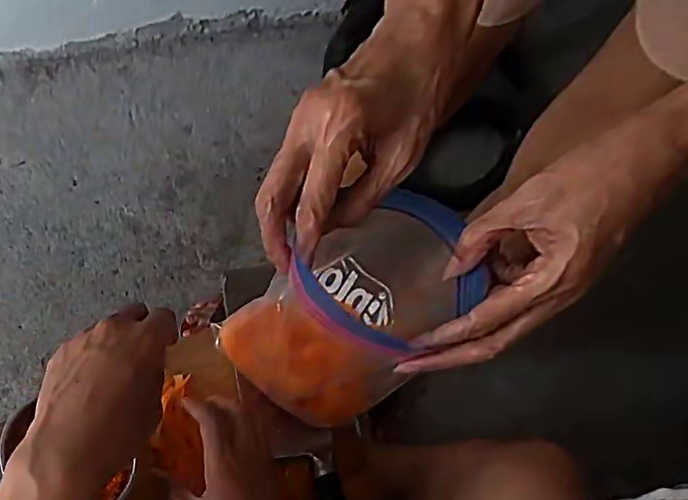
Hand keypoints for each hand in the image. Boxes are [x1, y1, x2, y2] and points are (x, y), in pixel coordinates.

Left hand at [25, 303, 176, 499]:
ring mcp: (82, 339)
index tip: (165, 349)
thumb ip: (154, 380)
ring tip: (109, 381)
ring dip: (112, 347)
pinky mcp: (60, 353)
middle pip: (133, 316)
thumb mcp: (152, 411)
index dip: (167, 334)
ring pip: (105, 332)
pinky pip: (82, 348)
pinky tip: (86, 389)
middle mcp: (112, 330)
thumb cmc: (118, 434)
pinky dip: (89, 360)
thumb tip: (148, 372)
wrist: (66, 448)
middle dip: (140, 334)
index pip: (164, 318)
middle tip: (140, 362)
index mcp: (144, 340)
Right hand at [168, 397, 303, 499]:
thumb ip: (175, 492)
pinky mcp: (272, 467)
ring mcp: (262, 457)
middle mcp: (245, 451)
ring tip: (221, 413)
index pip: (211, 419)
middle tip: (202, 405)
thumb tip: (156, 474)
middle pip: (237, 410)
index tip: (183, 402)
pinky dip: (249, 423)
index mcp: (222, 460)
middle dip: (218, 401)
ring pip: (253, 418)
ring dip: (237, 409)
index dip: (196, 405)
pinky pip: (261, 433)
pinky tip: (239, 435)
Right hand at [256, 13, 464, 269]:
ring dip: (277, 221)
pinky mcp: (298, 121)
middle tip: (283, 265)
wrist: (414, 45)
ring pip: (272, 183)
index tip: (304, 266)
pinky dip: (287, 200)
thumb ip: (361, 201)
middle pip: (272, 193)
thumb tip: (331, 232)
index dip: (306, 240)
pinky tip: (300, 219)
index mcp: (340, 128)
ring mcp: (298, 119)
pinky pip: (284, 170)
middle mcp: (308, 122)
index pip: (312, 201)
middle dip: (272, 236)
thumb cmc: (416, 96)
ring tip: (290, 249)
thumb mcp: (400, 159)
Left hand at [402, 113, 687, 371]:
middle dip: (449, 358)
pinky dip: (487, 303)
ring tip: (425, 339)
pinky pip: (516, 303)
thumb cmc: (599, 169)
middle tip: (409, 364)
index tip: (410, 348)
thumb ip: (482, 234)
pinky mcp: (562, 280)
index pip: (484, 324)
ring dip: (465, 335)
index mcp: (549, 284)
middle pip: (493, 344)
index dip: (445, 339)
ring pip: (504, 328)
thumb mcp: (529, 198)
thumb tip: (450, 268)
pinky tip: (461, 296)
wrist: (661, 152)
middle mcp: (556, 300)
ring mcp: (561, 293)